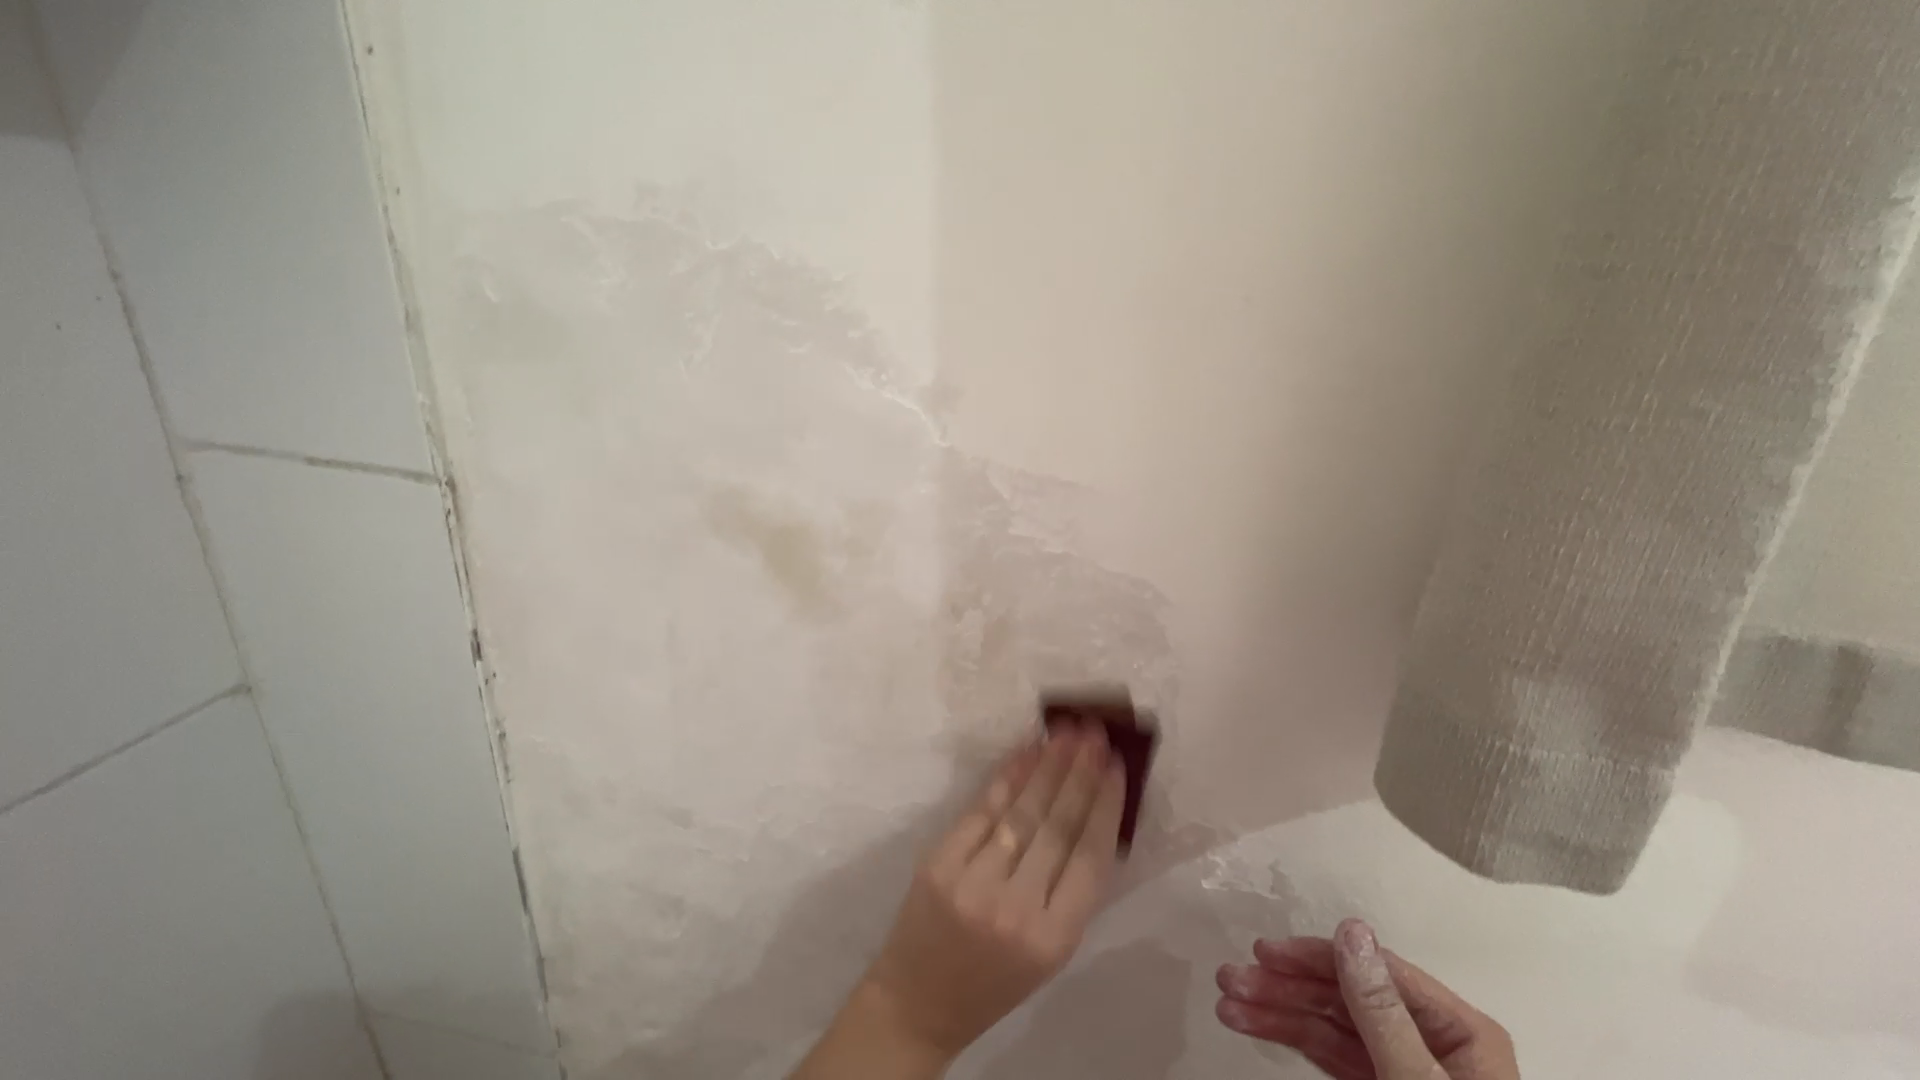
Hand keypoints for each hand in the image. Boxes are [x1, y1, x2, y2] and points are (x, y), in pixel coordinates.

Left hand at [792, 730, 1126, 1078]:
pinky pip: (981, 811)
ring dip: (1048, 766)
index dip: (1106, 807)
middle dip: (1081, 774)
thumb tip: (1096, 814)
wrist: (919, 1002)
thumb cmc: (997, 980)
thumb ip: (1074, 889)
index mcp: (1053, 938)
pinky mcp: (939, 863)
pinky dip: (1006, 778)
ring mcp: (972, 882)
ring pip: (1020, 812)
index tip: (1118, 767)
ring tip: (1068, 732)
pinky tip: (1026, 752)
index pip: (1089, 858)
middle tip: (1097, 734)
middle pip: (1057, 826)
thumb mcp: (1052, 951)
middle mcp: (1015, 907)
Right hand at [1215, 918, 1518, 1079]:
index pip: (1377, 973)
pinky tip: (1254, 1025)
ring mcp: (1399, 1067)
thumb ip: (1382, 1012)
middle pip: (1345, 999)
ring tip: (1226, 1006)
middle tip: (1228, 978)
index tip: (1264, 953)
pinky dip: (1291, 1039)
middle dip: (1285, 988)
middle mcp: (1427, 1041)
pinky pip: (1329, 1055)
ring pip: (1329, 1026)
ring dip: (1277, 1012)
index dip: (1317, 959)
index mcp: (1457, 1031)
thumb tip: (1352, 930)